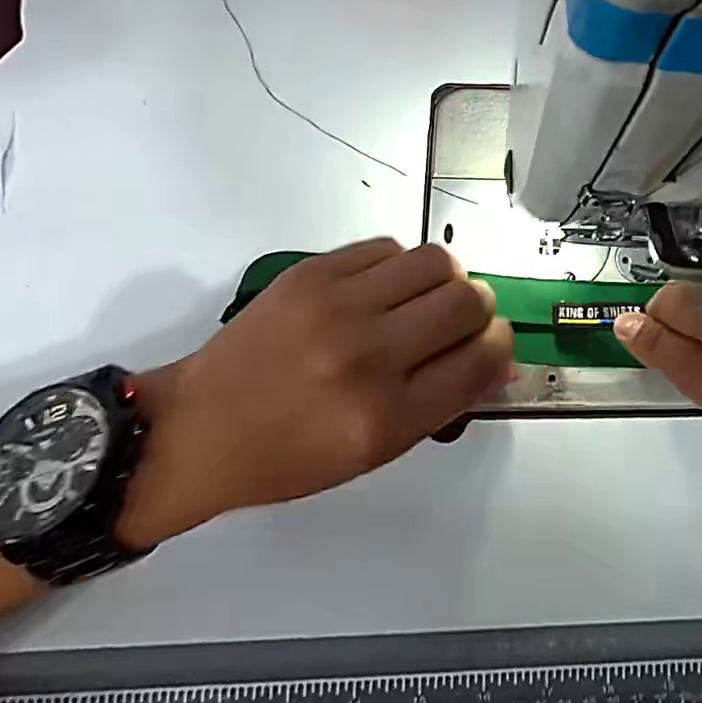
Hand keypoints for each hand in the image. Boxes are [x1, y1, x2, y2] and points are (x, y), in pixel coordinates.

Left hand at [119, 239, 512, 546]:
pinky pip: (388, 247)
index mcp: (387, 417)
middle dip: (481, 308)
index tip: (491, 343)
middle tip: (462, 319)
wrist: (201, 426)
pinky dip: (401, 266)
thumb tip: (500, 360)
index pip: (482, 359)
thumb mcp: (376, 450)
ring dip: (448, 278)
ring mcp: (337, 306)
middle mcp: (368, 356)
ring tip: (426, 297)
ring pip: (437, 260)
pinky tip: (384, 288)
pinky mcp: (312, 272)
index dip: (500, 345)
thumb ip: (445, 401)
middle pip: (468, 300)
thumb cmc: (291, 455)